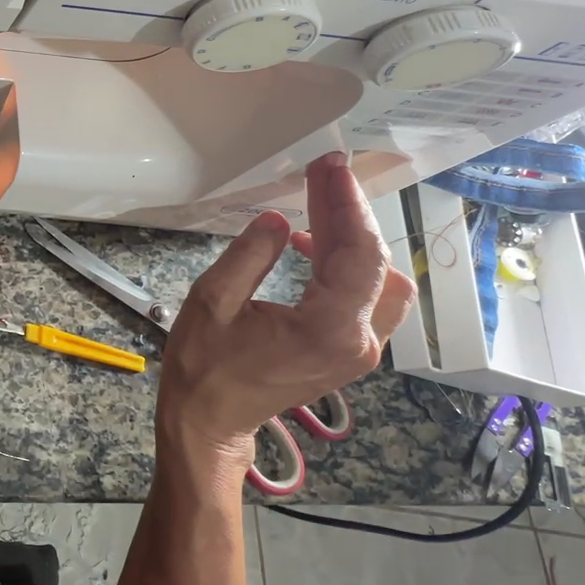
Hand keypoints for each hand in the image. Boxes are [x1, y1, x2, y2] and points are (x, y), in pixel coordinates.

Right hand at [156, 152, 415, 466]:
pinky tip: (309, 245)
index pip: (357, 255)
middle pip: (378, 265)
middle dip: (352, 215)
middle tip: (323, 174)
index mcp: (328, 328)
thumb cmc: (203, 362)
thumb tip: (279, 220)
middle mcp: (359, 341)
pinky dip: (347, 264)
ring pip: (381, 282)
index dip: (346, 205)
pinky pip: (365, 298)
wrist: (209, 417)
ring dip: (353, 239)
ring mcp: (359, 350)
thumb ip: (249, 256)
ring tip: (316, 204)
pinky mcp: (348, 352)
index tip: (330, 166)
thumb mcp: (212, 300)